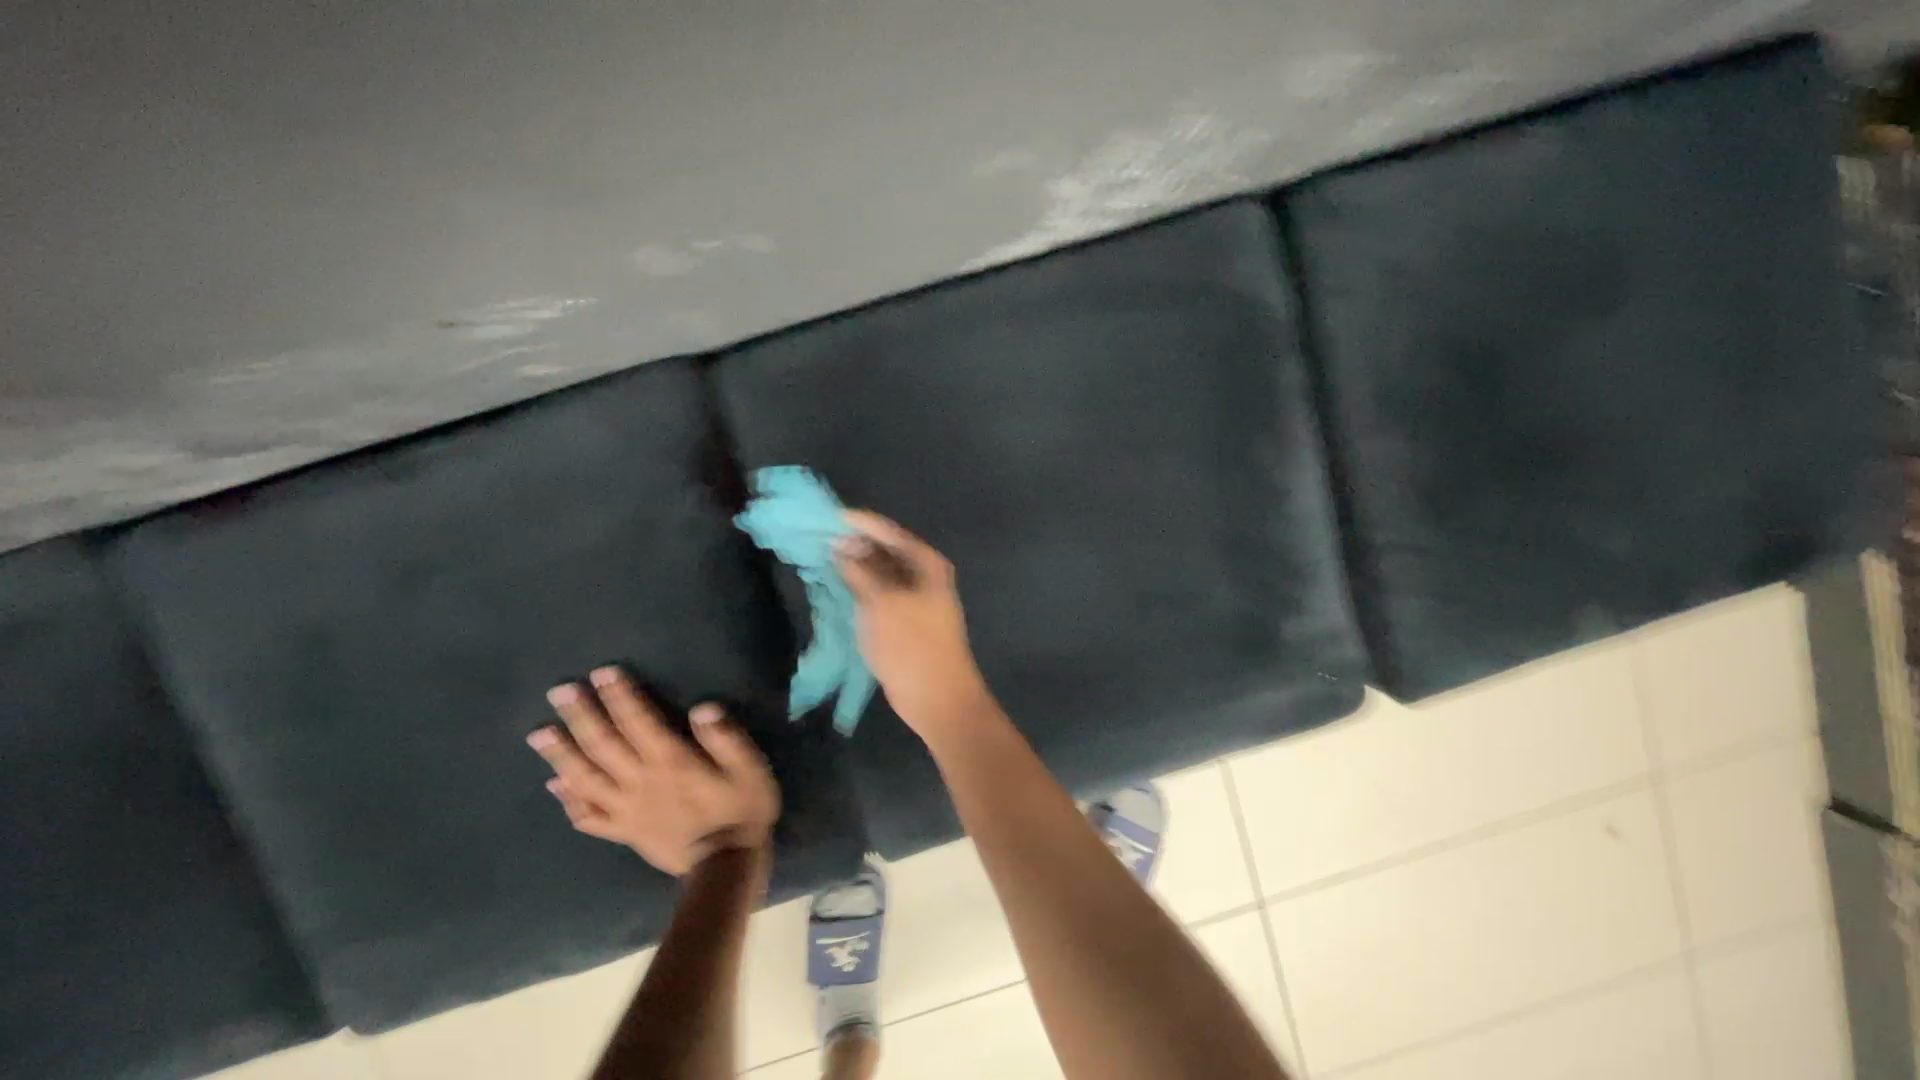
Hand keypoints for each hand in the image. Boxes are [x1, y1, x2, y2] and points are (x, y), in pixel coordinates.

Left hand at [527, 667, 779, 875]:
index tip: (601, 672)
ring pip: (586, 779)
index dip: (620, 696)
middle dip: (581, 716)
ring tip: (539, 734)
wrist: (726, 867)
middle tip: (559, 691)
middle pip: (603, 745)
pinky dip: (569, 802)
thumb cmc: (742, 811)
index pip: (639, 721)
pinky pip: (590, 818)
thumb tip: (703, 708)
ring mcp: (627, 810)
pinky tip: (555, 788)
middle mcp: (640, 782)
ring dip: (561, 755)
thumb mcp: (749, 769)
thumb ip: (726, 738)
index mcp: (670, 762)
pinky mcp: (625, 833)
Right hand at [837, 510, 993, 739]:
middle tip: (817, 538)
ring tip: (821, 559)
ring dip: (855, 566)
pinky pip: (880, 593)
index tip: (825, 517)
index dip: (857, 523)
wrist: (938, 698)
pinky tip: (838, 588)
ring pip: (880, 572)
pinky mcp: (906, 620)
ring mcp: (916, 598)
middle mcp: (924, 575)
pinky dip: (860, 588)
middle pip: (885, 550)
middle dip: (853, 544)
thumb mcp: (881, 604)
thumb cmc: (912, 647)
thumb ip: (859, 571)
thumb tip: (840, 545)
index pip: (887, 531)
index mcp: (925, 564)